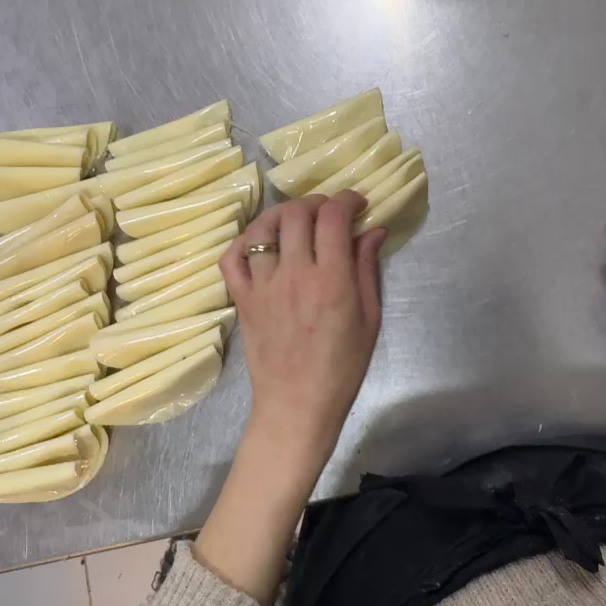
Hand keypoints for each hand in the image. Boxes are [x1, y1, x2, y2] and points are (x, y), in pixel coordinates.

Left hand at [219, 192, 385, 471]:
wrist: (298, 405)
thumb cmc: (342, 366)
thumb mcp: (369, 318)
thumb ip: (367, 269)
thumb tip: (373, 229)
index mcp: (331, 280)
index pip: (333, 217)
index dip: (347, 199)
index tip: (357, 203)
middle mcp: (294, 274)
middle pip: (297, 212)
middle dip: (317, 201)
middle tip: (329, 212)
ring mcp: (262, 285)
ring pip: (262, 228)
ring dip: (282, 214)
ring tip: (296, 220)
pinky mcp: (241, 299)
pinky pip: (231, 257)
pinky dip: (244, 242)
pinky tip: (261, 243)